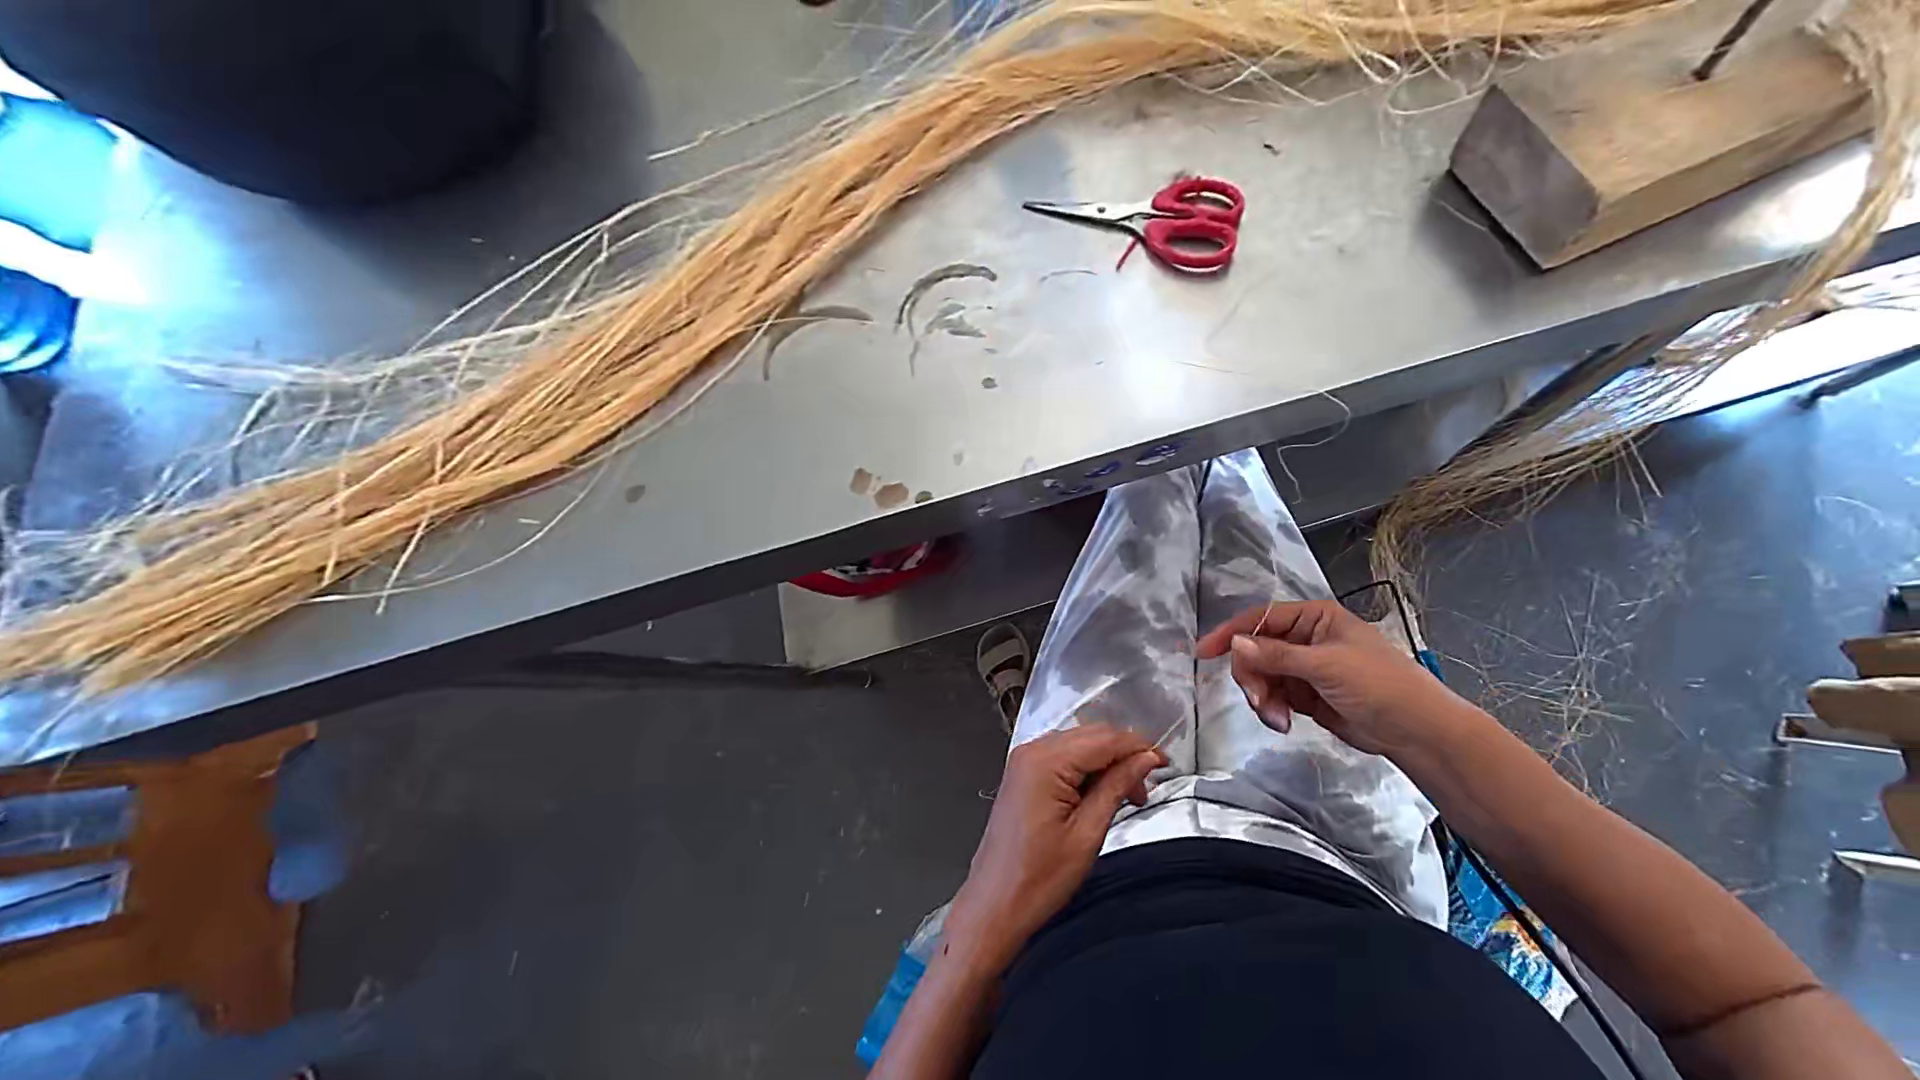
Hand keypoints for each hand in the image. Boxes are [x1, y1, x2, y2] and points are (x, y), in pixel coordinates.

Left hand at [946, 725, 1163, 971]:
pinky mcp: (1023, 774)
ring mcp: (1024, 761)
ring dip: (1107, 763)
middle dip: (1124, 755)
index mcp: (1045, 762)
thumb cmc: (1035, 879)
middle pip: (1091, 735)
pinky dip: (1086, 769)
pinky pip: (1063, 758)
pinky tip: (1101, 794)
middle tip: (1147, 786)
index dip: (1139, 747)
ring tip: (1127, 795)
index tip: (1164, 761)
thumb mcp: (1088, 832)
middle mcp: (1031, 752)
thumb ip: (1118, 786)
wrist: (996, 904)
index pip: (1104, 738)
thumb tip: (1144, 759)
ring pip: (1079, 744)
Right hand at [1195, 597, 1464, 755]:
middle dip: (1252, 677)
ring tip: (1276, 718)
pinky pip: (1271, 696)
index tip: (1204, 653)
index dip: (1230, 634)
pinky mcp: (1304, 695)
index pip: (1260, 619)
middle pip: (1254, 651)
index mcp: (1313, 618)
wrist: (1417, 733)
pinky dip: (1271, 709)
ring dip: (1261, 697)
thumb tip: (1235, 645)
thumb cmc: (1379, 685)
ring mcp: (1303, 668)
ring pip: (1260, 676)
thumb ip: (1276, 655)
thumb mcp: (1326, 665)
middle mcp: (1304, 638)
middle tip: (1259, 700)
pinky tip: (1283, 723)